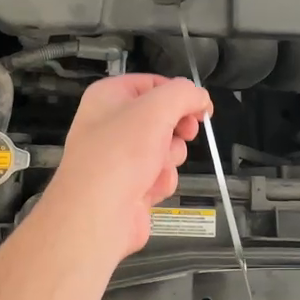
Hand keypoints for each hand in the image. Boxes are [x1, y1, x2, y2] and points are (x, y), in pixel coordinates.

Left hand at [36, 74, 211, 260]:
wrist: (98, 215)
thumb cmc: (121, 153)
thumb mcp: (157, 108)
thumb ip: (184, 94)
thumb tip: (200, 98)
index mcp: (109, 96)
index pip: (152, 83)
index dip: (179, 93)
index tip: (201, 106)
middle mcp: (111, 123)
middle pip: (163, 117)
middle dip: (177, 129)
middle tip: (186, 133)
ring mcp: (121, 157)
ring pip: (166, 148)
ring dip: (169, 158)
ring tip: (155, 167)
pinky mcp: (131, 186)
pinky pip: (160, 175)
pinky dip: (161, 180)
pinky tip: (149, 188)